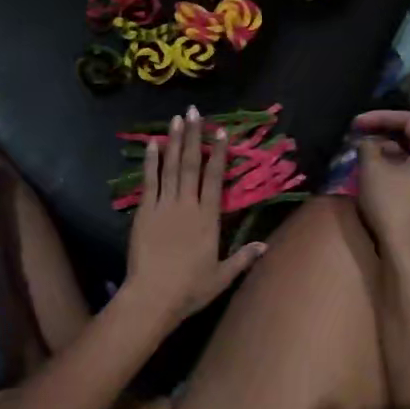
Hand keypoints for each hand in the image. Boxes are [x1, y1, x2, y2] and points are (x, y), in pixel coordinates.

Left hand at [122, 106, 264, 322]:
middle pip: (192, 165)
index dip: (219, 154)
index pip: (215, 179)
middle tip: (195, 112)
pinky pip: (149, 181)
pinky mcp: (144, 212)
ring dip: (174, 141)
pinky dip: (151, 162)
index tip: (221, 132)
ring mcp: (164, 206)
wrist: (153, 296)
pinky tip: (153, 145)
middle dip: (195, 136)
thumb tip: (265, 246)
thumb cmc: (189, 289)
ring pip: (171, 167)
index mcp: (208, 219)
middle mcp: (187, 205)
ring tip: (177, 118)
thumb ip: (243, 258)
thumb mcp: (222, 276)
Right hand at [353, 109, 409, 258]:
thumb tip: (365, 142)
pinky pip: (408, 165)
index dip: (381, 117)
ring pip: (408, 150)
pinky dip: (389, 161)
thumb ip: (368, 147)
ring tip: (359, 148)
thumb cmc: (390, 204)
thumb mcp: (372, 169)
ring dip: (383, 146)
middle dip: (382, 130)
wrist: (404, 246)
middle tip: (357, 131)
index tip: (356, 123)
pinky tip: (370, 165)